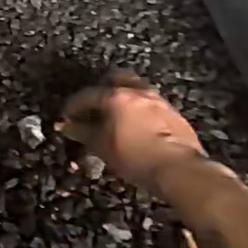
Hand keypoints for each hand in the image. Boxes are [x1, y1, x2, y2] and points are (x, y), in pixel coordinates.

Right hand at [59, 71, 208, 194]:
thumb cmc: (135, 156)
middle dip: (102, 88)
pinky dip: (140, 110)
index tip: (67, 116)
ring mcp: (159, 101)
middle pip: (116, 78)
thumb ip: (82, 132)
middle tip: (94, 106)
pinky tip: (137, 127)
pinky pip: (151, 105)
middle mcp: (138, 92)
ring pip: (136, 90)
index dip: (73, 106)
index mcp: (116, 96)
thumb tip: (66, 126)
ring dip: (123, 99)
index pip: (87, 95)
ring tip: (116, 117)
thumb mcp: (101, 146)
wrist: (181, 170)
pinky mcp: (175, 114)